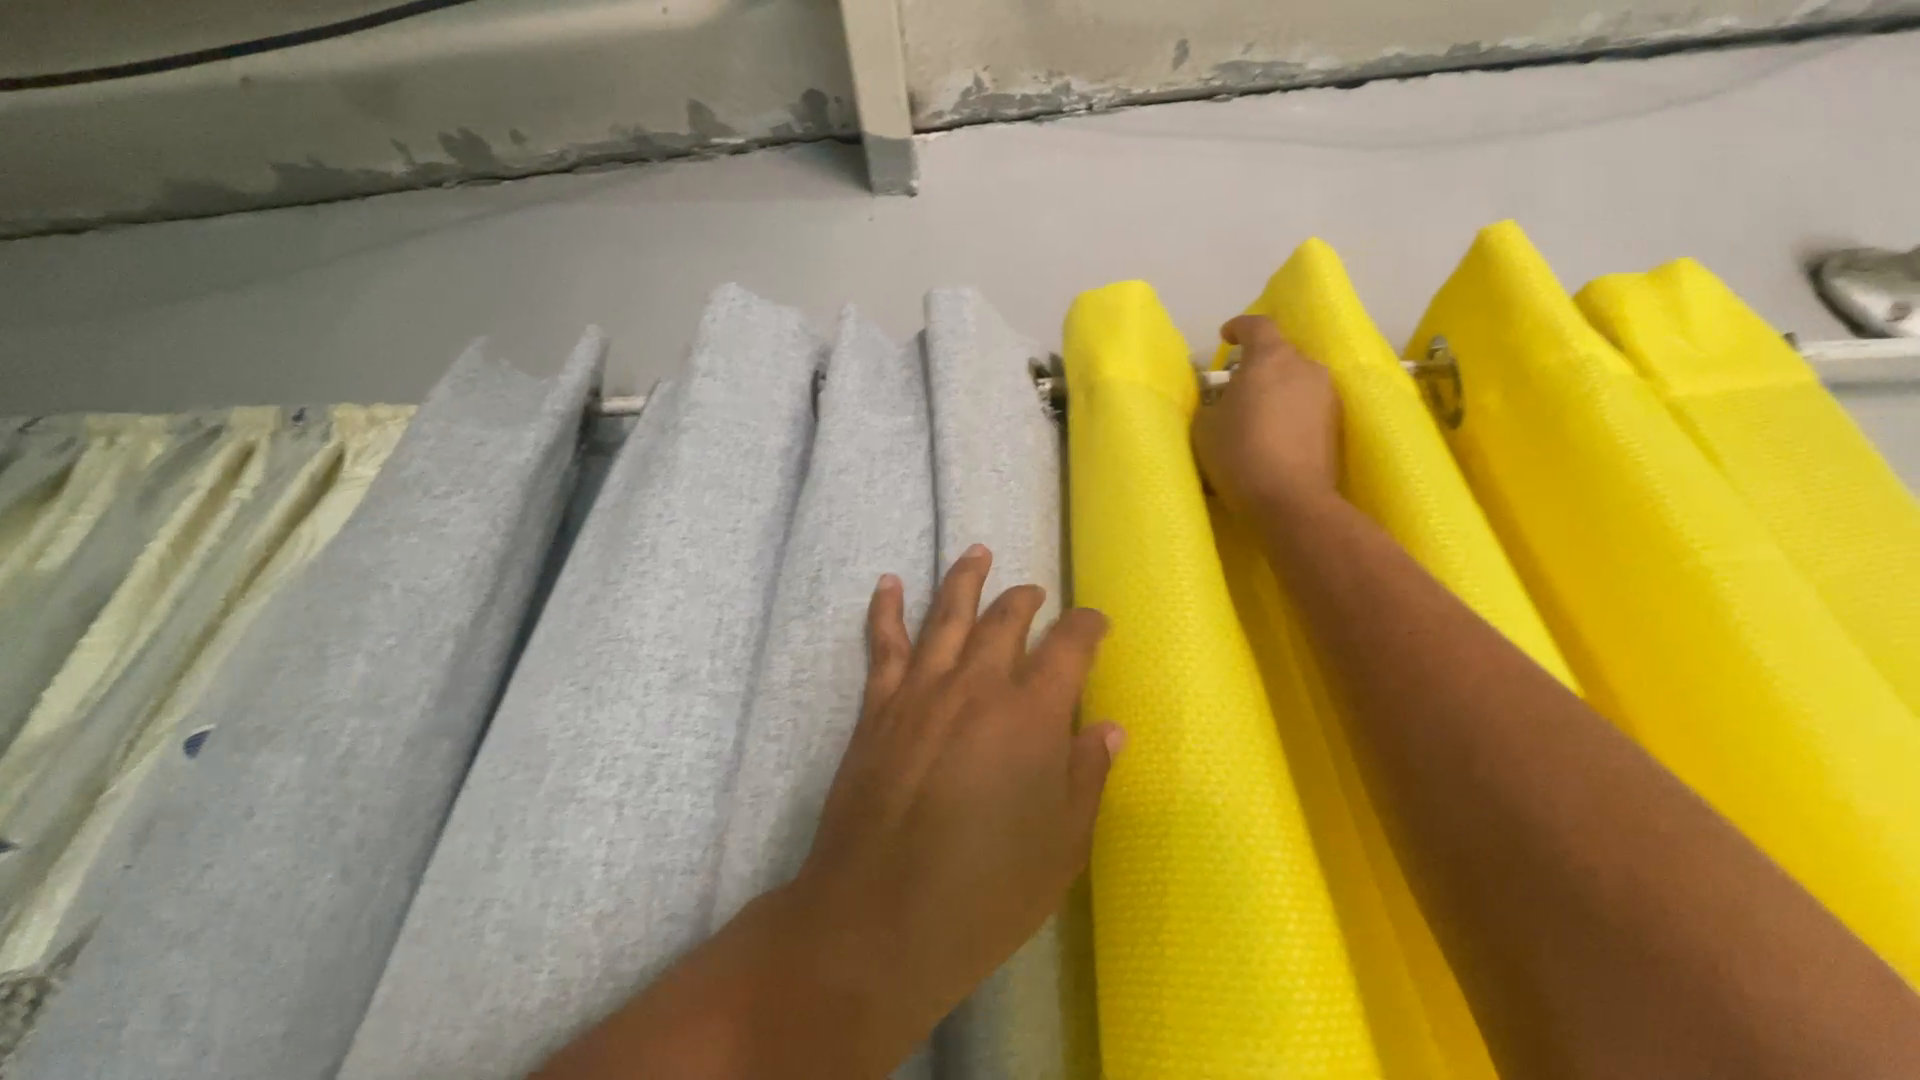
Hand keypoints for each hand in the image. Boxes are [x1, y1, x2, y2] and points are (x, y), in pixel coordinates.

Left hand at [788, 545, 1121, 1047]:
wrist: (879, 920)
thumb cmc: (986, 892)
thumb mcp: (1061, 846)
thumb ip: (1085, 777)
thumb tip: (1106, 727)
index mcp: (1032, 715)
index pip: (1069, 647)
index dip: (1087, 626)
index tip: (1096, 622)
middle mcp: (976, 687)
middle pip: (1006, 621)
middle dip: (1026, 600)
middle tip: (1036, 592)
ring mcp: (920, 693)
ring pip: (946, 616)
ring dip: (964, 580)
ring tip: (977, 552)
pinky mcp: (876, 710)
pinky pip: (882, 645)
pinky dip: (887, 609)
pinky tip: (889, 584)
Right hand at [1193, 314, 1342, 514]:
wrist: (1290, 500)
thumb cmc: (1239, 454)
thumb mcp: (1205, 426)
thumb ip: (1213, 402)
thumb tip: (1223, 399)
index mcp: (1270, 358)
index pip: (1258, 325)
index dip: (1240, 327)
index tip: (1226, 337)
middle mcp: (1305, 367)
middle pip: (1280, 354)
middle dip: (1259, 365)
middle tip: (1238, 388)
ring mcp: (1327, 396)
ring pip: (1297, 381)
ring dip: (1278, 390)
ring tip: (1258, 416)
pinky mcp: (1337, 425)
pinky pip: (1308, 406)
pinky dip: (1292, 413)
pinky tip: (1276, 436)